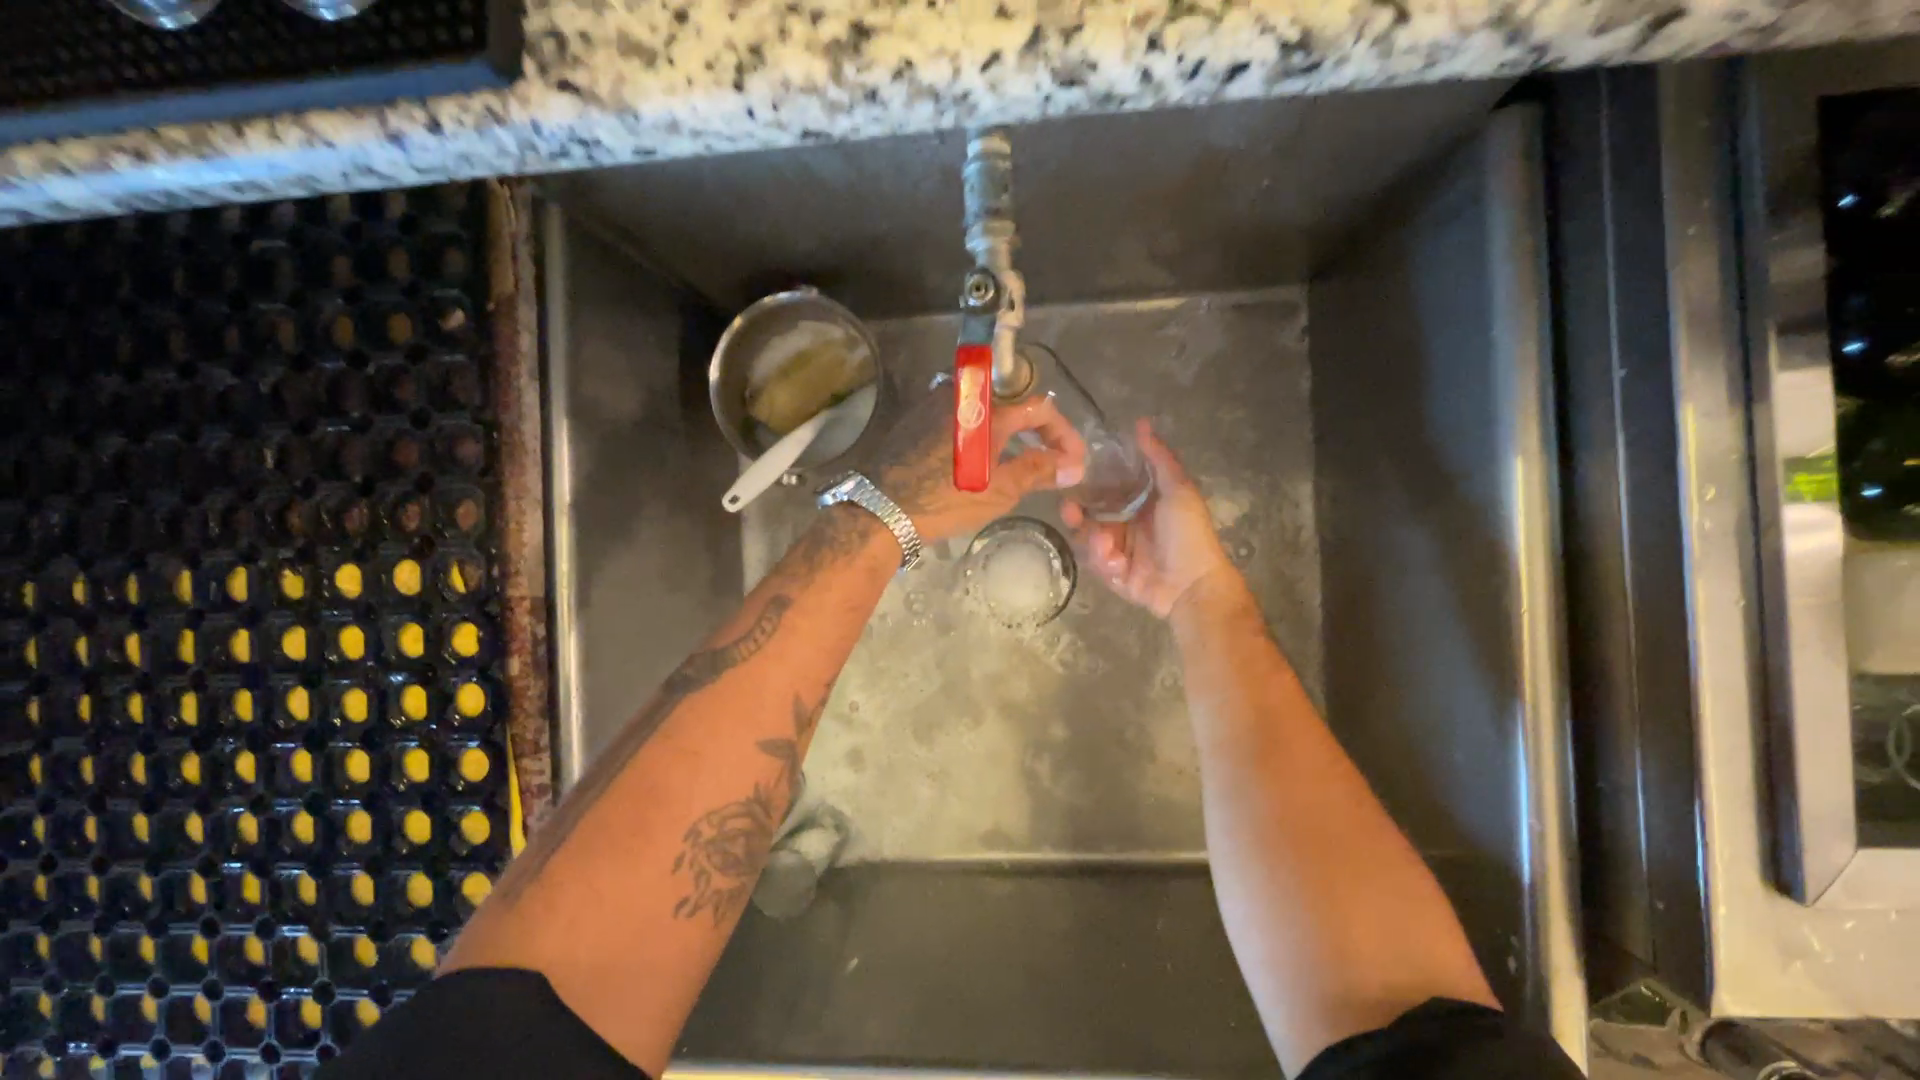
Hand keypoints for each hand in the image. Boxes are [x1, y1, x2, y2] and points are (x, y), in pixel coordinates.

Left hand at [875, 383, 1086, 544]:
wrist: (882, 507)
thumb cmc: (945, 500)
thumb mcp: (999, 490)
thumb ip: (1039, 471)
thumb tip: (1072, 466)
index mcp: (991, 409)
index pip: (1042, 408)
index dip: (1063, 434)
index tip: (1074, 462)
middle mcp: (966, 393)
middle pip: (1015, 401)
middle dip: (1039, 430)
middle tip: (1052, 458)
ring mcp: (939, 401)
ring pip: (988, 406)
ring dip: (1011, 429)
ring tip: (1023, 458)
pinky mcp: (920, 414)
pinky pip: (964, 413)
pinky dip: (983, 430)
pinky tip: (986, 455)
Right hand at [1062, 419, 1236, 619]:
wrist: (1192, 584)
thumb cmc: (1187, 533)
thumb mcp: (1178, 489)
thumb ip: (1158, 457)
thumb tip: (1141, 422)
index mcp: (1140, 501)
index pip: (1105, 485)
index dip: (1088, 480)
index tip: (1073, 472)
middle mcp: (1125, 522)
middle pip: (1088, 512)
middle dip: (1076, 512)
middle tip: (1069, 510)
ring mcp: (1117, 549)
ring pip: (1087, 538)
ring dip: (1090, 539)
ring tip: (1102, 544)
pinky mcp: (1112, 573)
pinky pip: (1095, 563)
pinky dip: (1103, 562)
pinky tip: (1117, 563)